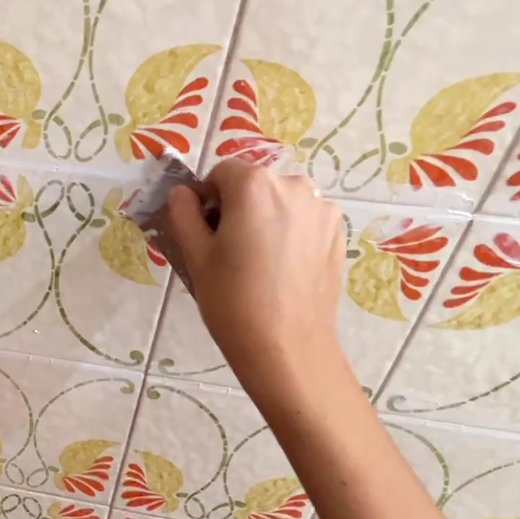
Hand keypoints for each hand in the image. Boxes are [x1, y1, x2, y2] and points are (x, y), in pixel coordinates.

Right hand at [163, 160, 345, 396]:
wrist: (286, 345)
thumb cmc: (232, 301)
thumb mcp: (196, 257)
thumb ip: (183, 215)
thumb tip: (182, 194)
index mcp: (254, 186)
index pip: (221, 173)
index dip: (206, 199)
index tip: (203, 232)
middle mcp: (294, 186)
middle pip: (254, 185)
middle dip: (238, 208)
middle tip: (227, 252)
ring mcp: (322, 208)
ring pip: (280, 203)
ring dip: (265, 220)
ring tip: (256, 264)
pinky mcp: (337, 232)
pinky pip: (303, 221)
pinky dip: (288, 235)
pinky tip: (279, 271)